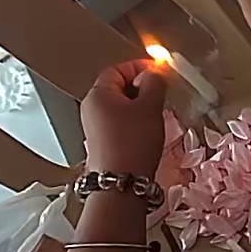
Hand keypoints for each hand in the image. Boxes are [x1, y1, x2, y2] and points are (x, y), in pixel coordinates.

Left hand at [80, 61, 167, 175]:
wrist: (121, 184)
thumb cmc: (133, 142)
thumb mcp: (150, 107)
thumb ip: (154, 83)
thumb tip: (153, 72)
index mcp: (98, 94)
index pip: (117, 69)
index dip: (139, 67)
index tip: (158, 71)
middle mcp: (91, 108)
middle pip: (117, 87)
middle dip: (140, 87)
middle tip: (159, 93)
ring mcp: (94, 127)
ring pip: (119, 106)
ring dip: (138, 105)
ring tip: (156, 113)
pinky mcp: (101, 143)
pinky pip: (118, 122)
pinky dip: (133, 121)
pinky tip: (146, 131)